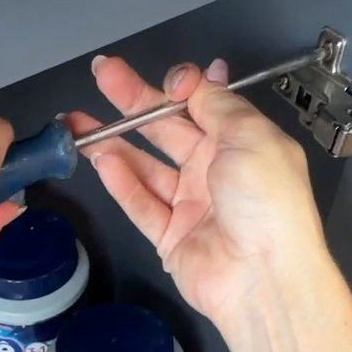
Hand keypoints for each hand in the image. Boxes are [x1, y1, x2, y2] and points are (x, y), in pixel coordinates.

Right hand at [67, 57, 330, 329]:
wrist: (262, 275)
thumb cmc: (269, 204)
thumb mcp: (250, 135)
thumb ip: (217, 104)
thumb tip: (198, 77)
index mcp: (241, 142)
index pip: (201, 105)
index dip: (178, 89)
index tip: (162, 80)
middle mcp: (215, 171)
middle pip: (166, 131)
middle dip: (133, 103)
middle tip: (102, 76)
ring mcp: (191, 206)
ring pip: (146, 168)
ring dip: (115, 145)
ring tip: (82, 127)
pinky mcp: (171, 238)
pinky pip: (141, 205)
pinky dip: (121, 184)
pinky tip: (103, 162)